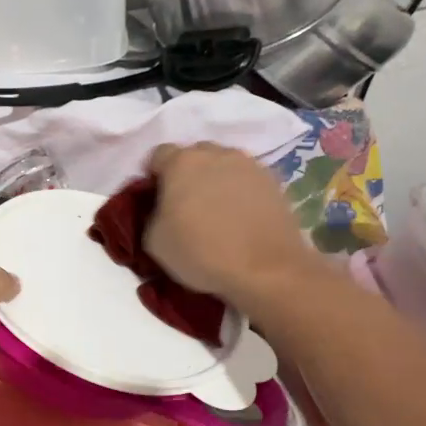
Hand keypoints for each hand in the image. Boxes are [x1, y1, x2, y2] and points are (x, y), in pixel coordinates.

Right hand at [144, 143, 330, 305]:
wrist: (267, 271)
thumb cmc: (200, 252)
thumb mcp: (152, 240)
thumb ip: (150, 213)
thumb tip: (159, 209)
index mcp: (181, 162)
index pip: (158, 155)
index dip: (153, 176)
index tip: (154, 199)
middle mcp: (217, 154)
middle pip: (194, 155)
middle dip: (185, 174)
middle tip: (183, 203)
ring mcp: (250, 166)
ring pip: (223, 165)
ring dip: (214, 180)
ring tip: (214, 211)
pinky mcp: (275, 182)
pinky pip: (246, 180)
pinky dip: (239, 192)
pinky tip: (238, 218)